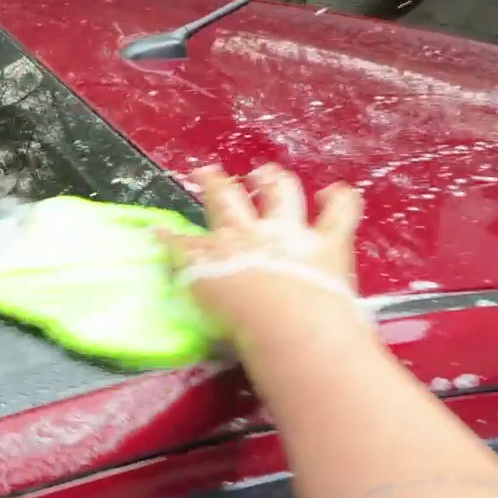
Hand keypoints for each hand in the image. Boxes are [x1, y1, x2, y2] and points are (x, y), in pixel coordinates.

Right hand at [164, 164, 366, 347]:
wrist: (285, 320)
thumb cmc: (237, 325)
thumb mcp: (204, 317)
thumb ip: (203, 303)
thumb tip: (195, 322)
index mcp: (208, 256)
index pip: (179, 243)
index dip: (167, 236)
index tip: (158, 229)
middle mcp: (244, 235)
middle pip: (223, 200)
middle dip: (212, 183)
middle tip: (205, 172)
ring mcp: (287, 232)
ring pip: (279, 194)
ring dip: (271, 180)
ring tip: (264, 173)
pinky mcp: (327, 240)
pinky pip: (338, 212)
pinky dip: (339, 200)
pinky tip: (335, 191)